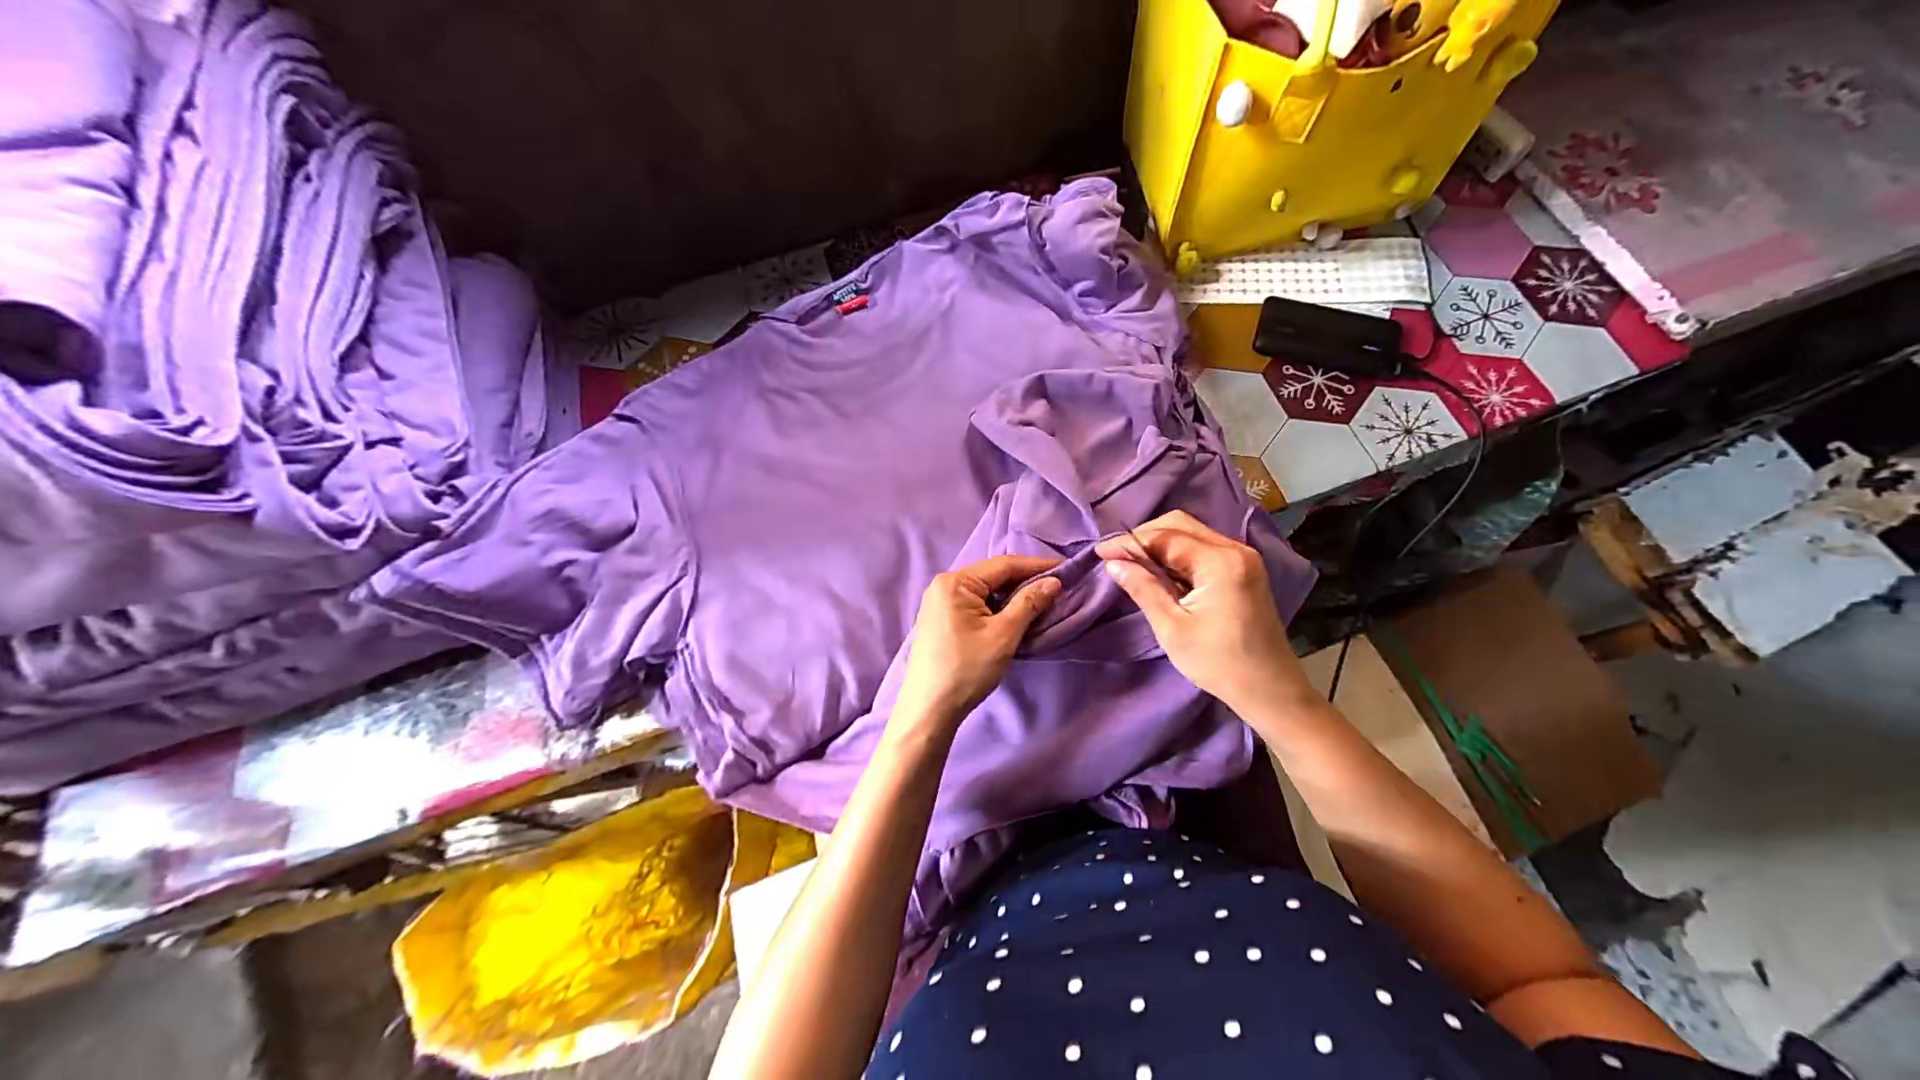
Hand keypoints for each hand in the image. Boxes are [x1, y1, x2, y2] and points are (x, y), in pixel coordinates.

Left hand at [894, 554, 1063, 725]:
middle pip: (993, 576)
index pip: (1004, 564)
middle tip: (1058, 589)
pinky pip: (975, 605)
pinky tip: (1016, 617)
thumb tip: (1053, 582)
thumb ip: (1029, 603)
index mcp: (955, 582)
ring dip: (1013, 597)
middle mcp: (944, 585)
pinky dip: (998, 608)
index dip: (1038, 566)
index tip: (1067, 570)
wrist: (929, 709)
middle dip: (1026, 581)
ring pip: (986, 591)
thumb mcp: (1004, 635)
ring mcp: (939, 603)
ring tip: (1042, 603)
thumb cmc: (967, 670)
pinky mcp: (941, 620)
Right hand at [1095, 511, 1310, 709]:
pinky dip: (1178, 554)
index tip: (1100, 553)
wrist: (1271, 690)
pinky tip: (1159, 571)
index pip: (1166, 538)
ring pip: (1192, 534)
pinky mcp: (1244, 570)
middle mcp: (1236, 550)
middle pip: (1181, 525)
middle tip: (1115, 556)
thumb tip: (1113, 563)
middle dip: (1144, 536)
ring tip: (1131, 563)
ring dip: (1160, 544)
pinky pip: (1204, 549)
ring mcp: (1243, 559)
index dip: (1130, 542)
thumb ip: (1143, 589)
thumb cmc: (1219, 663)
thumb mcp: (1172, 628)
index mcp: (1221, 562)